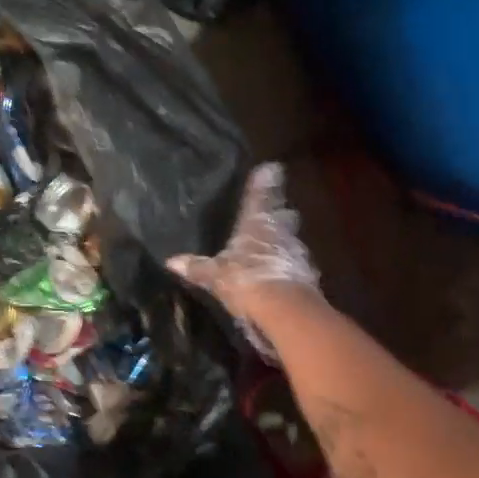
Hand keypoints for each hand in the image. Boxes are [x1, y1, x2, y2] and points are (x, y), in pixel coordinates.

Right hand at [166, 162, 320, 359]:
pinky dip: (291, 269)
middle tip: (278, 212)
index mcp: (256, 225)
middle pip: (284, 216)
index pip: (260, 197)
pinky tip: (285, 276)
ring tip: (278, 248)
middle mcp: (280, 233)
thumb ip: (197, 268)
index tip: (272, 167)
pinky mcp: (308, 276)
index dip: (264, 183)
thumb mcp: (215, 276)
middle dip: (281, 214)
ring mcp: (297, 254)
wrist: (285, 310)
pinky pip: (299, 267)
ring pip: (293, 241)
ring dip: (287, 244)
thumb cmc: (246, 280)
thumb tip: (171, 261)